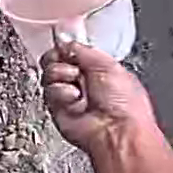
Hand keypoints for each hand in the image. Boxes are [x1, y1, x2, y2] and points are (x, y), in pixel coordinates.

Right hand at [40, 39, 157, 155]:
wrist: (115, 130)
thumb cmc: (124, 103)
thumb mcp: (105, 63)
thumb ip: (81, 49)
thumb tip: (63, 41)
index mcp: (99, 69)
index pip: (73, 51)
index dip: (67, 48)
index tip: (67, 48)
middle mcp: (82, 81)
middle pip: (56, 59)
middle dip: (61, 60)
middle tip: (74, 68)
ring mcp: (69, 94)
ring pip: (50, 72)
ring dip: (63, 75)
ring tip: (78, 87)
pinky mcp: (57, 107)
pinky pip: (49, 90)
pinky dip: (61, 93)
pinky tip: (74, 100)